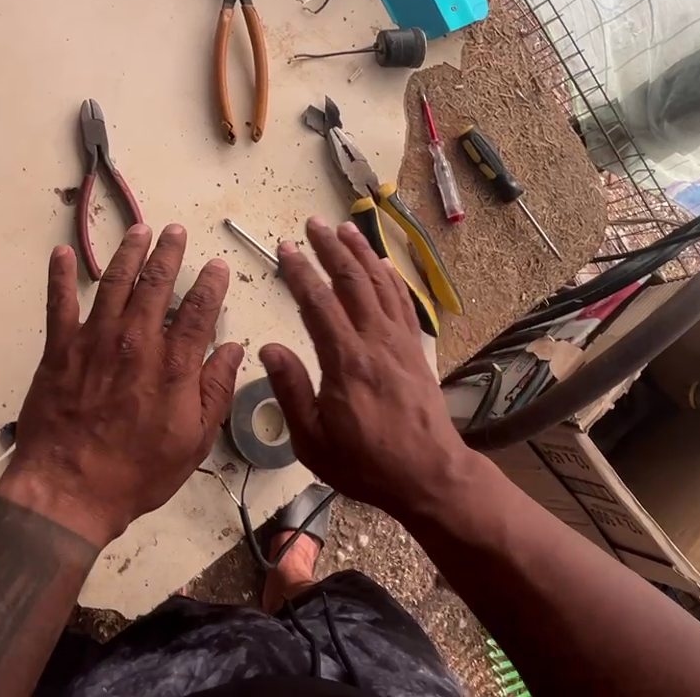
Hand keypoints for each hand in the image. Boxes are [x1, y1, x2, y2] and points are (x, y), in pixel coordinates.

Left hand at [0, 224, 243, 547]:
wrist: (69, 492)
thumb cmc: (137, 472)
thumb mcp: (195, 440)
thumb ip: (216, 390)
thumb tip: (232, 349)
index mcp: (173, 364)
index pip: (200, 308)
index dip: (211, 282)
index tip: (217, 265)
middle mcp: (135, 341)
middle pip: (156, 283)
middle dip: (169, 252)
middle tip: (175, 231)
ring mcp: (94, 340)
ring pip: (114, 282)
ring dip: (128, 252)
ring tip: (138, 230)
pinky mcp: (59, 349)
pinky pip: (58, 304)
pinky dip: (59, 276)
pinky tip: (61, 253)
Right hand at [261, 217, 486, 522]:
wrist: (430, 476)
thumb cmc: (366, 464)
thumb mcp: (313, 441)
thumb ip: (290, 391)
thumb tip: (269, 348)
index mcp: (346, 361)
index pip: (318, 303)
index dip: (300, 272)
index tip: (285, 248)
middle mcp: (375, 341)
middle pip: (352, 281)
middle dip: (330, 248)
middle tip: (313, 224)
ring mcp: (401, 342)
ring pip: (381, 284)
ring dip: (361, 252)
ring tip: (345, 228)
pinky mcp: (417, 349)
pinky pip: (404, 302)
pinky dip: (392, 277)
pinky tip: (383, 264)